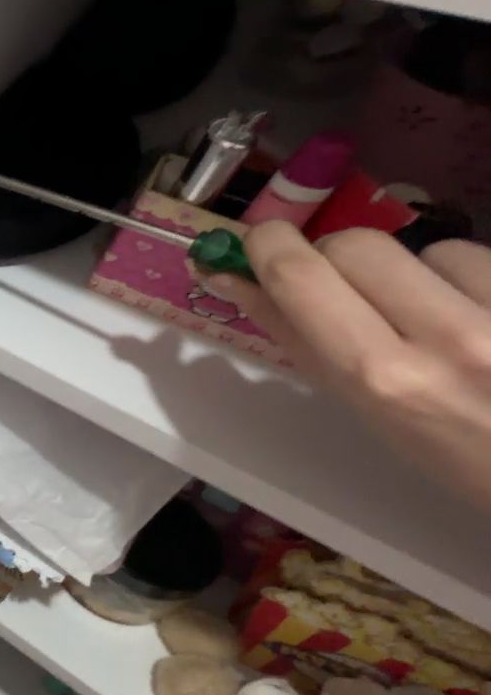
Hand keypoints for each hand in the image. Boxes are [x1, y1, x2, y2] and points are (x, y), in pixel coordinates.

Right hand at [208, 223, 490, 508]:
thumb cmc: (454, 454)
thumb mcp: (364, 406)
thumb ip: (295, 334)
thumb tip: (229, 276)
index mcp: (377, 374)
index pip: (298, 276)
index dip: (267, 243)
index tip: (258, 241)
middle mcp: (445, 340)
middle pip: (356, 245)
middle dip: (336, 254)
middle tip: (343, 281)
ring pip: (429, 248)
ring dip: (417, 269)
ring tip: (435, 310)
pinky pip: (484, 260)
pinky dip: (469, 277)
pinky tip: (481, 312)